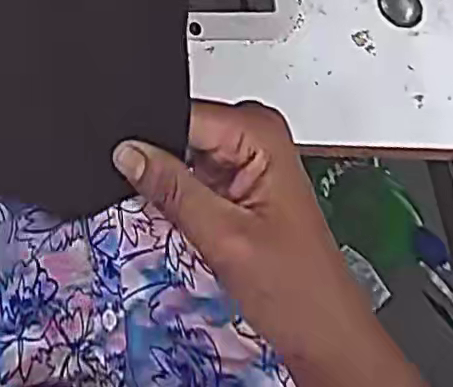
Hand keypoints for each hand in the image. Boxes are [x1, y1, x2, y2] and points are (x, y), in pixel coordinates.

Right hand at [112, 102, 426, 386]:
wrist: (326, 338)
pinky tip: (196, 222)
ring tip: (193, 220)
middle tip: (167, 206)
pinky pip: (194, 171)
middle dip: (163, 164)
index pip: (185, 113)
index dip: (152, 140)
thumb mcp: (224, 237)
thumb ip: (171, 188)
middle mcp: (256, 131)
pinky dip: (184, 197)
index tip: (127, 165)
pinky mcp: (241, 176)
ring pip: (184, 153)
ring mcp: (249, 154)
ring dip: (175, 186)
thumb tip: (127, 151)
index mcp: (260, 129)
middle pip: (183, 130)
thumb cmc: (295, 290)